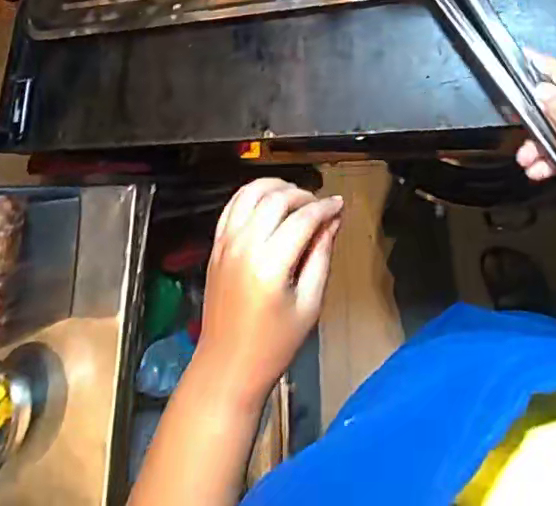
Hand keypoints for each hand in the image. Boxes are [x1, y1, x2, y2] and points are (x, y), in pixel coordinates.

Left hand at [193, 178, 342, 405]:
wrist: (227, 367)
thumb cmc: (272, 345)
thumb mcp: (310, 305)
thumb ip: (322, 256)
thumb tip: (333, 222)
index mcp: (270, 265)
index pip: (303, 218)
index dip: (325, 207)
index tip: (339, 205)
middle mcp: (244, 247)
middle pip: (277, 198)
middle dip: (304, 195)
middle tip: (321, 206)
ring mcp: (226, 244)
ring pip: (251, 192)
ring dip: (276, 187)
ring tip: (296, 197)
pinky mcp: (216, 246)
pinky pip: (233, 205)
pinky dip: (252, 194)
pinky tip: (268, 202)